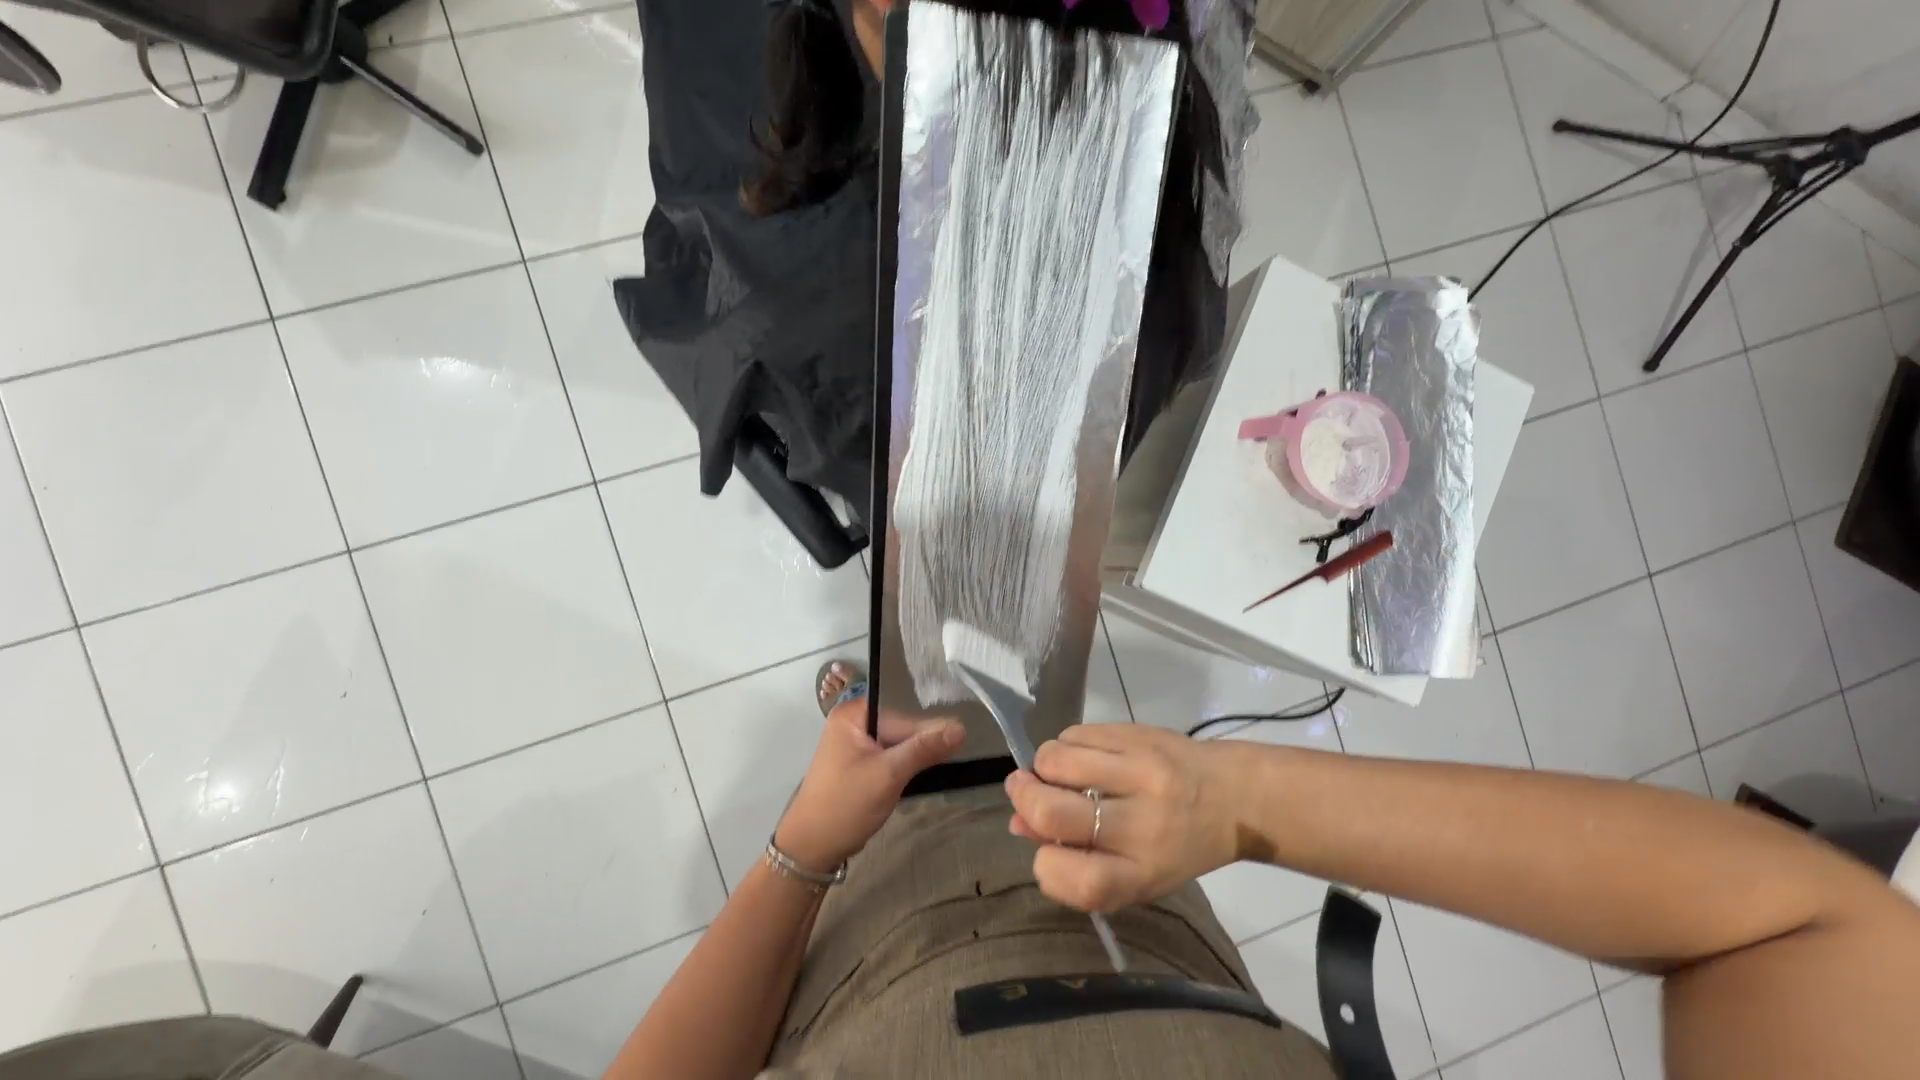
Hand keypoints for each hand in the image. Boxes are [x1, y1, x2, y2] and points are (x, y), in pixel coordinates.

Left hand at [774, 698, 965, 872]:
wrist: (812, 848)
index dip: (929, 725)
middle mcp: (852, 723)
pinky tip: (928, 770)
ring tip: (951, 758)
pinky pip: (891, 757)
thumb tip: (961, 728)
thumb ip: (924, 749)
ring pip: (898, 742)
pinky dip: (907, 765)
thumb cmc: (846, 805)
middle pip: (901, 724)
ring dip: (917, 753)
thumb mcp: (888, 774)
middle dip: (924, 739)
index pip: (902, 712)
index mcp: (852, 714)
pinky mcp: (861, 766)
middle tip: (962, 747)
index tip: (962, 735)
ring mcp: (855, 745)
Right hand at [1005, 724, 1246, 912]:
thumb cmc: (1178, 846)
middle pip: (1054, 813)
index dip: (1046, 865)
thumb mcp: (1136, 871)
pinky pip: (1076, 734)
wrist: (1235, 797)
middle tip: (1024, 791)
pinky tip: (1082, 756)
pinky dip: (1065, 745)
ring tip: (1056, 772)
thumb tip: (1017, 823)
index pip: (1077, 879)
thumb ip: (1076, 858)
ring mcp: (1143, 774)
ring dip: (1043, 766)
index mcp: (1142, 873)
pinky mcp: (1141, 736)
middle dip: (1025, 799)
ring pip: (1057, 761)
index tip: (1046, 850)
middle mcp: (1143, 826)